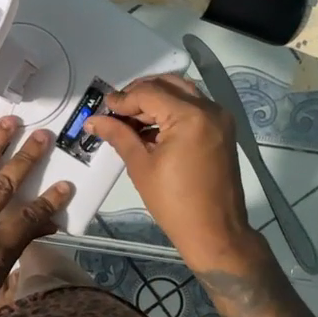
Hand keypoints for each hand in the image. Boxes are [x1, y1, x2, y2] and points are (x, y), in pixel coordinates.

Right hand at [83, 75, 254, 265]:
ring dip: (156, 100)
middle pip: (168, 85)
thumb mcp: (141, 166)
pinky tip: (151, 128)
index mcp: (190, 116)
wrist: (215, 231)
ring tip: (131, 120)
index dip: (123, 99)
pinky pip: (194, 108)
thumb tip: (94, 120)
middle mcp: (210, 109)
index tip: (102, 108)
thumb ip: (119, 135)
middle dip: (139, 93)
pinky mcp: (222, 130)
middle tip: (116, 110)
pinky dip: (172, 111)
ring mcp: (220, 119)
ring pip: (182, 93)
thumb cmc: (174, 202)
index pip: (149, 93)